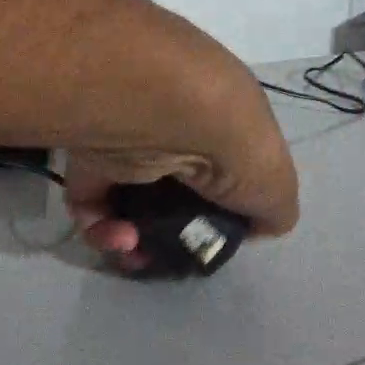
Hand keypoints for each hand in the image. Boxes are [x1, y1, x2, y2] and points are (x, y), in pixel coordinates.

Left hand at [63, 76, 296, 272]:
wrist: (162, 110)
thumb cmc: (228, 140)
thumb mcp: (276, 180)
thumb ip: (272, 210)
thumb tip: (251, 226)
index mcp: (220, 119)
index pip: (221, 165)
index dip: (220, 207)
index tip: (214, 237)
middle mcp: (172, 124)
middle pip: (171, 188)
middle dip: (170, 231)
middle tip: (169, 254)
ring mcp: (127, 138)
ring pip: (128, 199)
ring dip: (132, 235)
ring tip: (135, 249)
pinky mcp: (88, 151)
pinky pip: (89, 199)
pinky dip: (101, 225)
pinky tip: (120, 235)